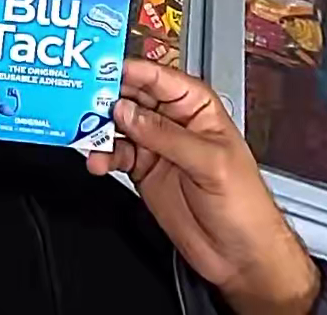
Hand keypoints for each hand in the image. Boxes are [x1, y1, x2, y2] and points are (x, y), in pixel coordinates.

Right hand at [90, 60, 318, 314]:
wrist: (242, 258)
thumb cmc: (245, 204)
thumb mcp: (210, 163)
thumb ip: (166, 135)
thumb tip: (127, 111)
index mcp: (193, 103)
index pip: (156, 76)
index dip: (128, 69)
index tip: (101, 68)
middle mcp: (171, 117)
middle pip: (130, 95)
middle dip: (105, 96)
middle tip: (80, 99)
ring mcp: (155, 142)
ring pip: (117, 122)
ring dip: (98, 126)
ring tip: (85, 134)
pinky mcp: (142, 168)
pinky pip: (114, 152)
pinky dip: (101, 154)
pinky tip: (96, 160)